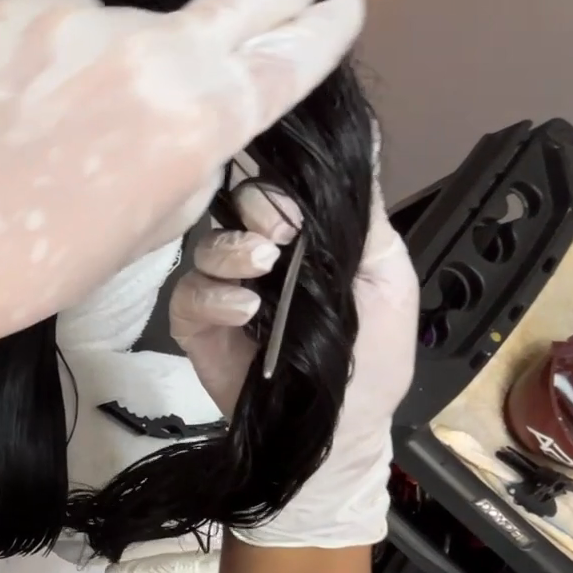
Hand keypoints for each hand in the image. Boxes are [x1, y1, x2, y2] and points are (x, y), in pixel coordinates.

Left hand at [0, 0, 364, 437]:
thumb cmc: (39, 264)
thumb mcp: (145, 230)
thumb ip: (191, 158)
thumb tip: (199, 113)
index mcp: (194, 120)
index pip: (282, 59)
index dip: (318, 32)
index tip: (339, 8)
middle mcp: (147, 53)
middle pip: (232, 5)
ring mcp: (73, 21)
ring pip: (119, 27)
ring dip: (109, 61)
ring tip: (59, 123)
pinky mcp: (10, 11)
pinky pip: (55, 19)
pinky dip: (52, 52)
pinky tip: (22, 101)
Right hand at [169, 141, 418, 547]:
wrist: (339, 428)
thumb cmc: (372, 359)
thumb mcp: (385, 279)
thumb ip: (363, 219)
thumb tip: (361, 143)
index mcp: (303, 242)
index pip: (276, 192)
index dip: (279, 193)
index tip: (294, 215)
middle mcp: (259, 259)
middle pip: (234, 210)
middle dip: (256, 216)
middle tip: (277, 241)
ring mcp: (223, 292)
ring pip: (205, 248)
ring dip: (232, 253)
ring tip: (261, 272)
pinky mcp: (195, 326)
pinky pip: (187, 296)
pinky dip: (212, 296)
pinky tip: (243, 311)